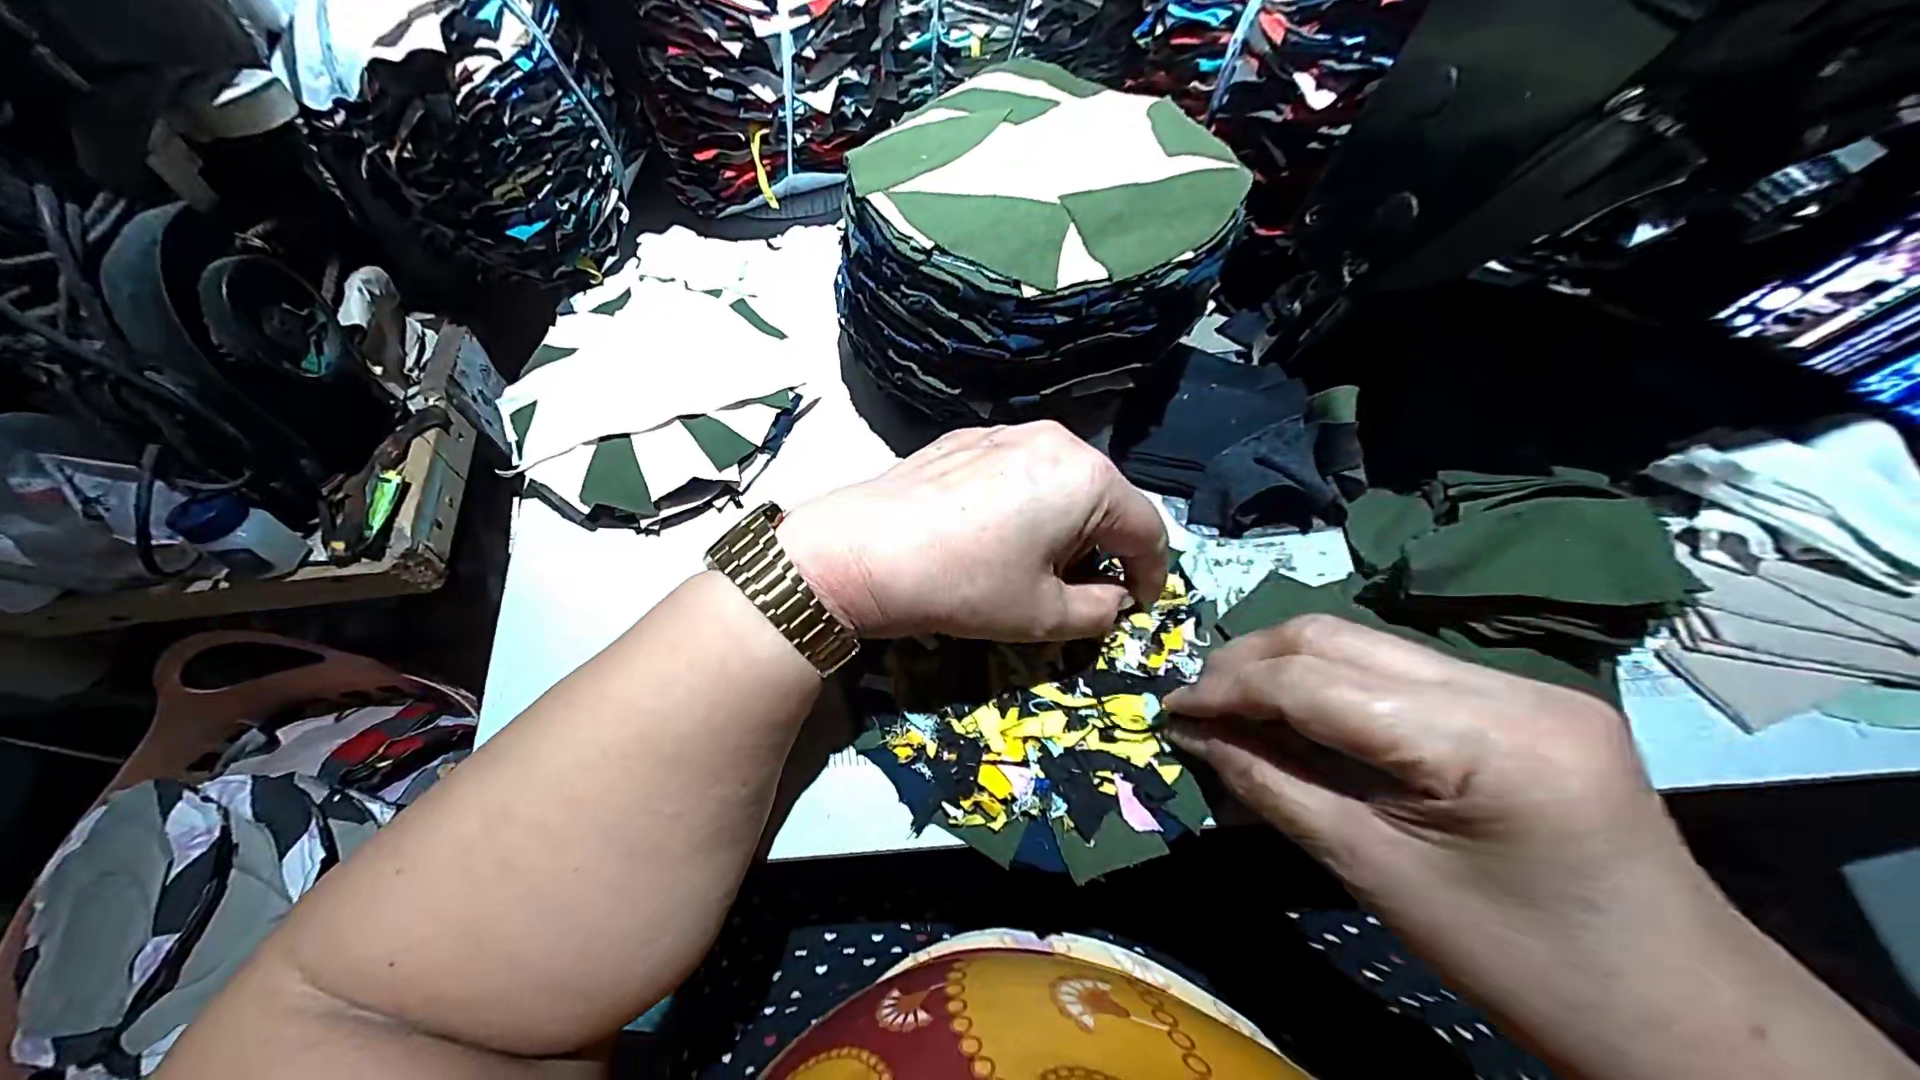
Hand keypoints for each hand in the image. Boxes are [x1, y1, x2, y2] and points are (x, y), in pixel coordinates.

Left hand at [776, 421, 1167, 640]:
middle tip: (1080, 590)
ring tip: (1033, 563)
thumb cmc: (964, 584)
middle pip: (1106, 499)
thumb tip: (1115, 599)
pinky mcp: (967, 437)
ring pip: (1064, 481)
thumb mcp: (1043, 615)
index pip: (1148, 529)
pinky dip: (1027, 503)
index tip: (1136, 606)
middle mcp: (1056, 440)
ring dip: (1066, 524)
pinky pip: (1021, 470)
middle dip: (1105, 548)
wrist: (860, 550)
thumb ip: (1100, 611)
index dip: (1151, 574)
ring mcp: (1007, 431)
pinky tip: (991, 535)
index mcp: (1088, 478)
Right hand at [1163, 616, 1736, 1066]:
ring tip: (1233, 701)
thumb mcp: (1373, 871)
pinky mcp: (1522, 697)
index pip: (1316, 680)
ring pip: (1363, 642)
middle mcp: (1507, 684)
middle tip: (1197, 701)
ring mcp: (1522, 683)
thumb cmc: (1517, 961)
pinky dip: (1330, 683)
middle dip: (1249, 662)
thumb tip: (1196, 736)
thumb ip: (1272, 786)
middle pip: (1336, 637)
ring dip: (1285, 666)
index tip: (1172, 708)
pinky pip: (1397, 669)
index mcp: (1484, 736)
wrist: (1680, 1012)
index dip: (1229, 688)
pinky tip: (1299, 710)